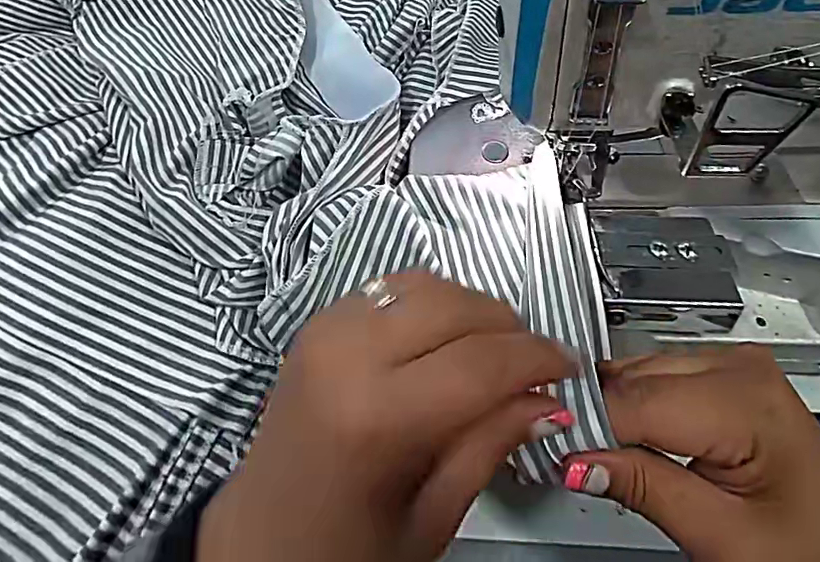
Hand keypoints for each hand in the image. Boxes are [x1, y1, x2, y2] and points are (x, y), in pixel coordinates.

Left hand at [198, 270, 576, 561]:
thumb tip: (547, 400)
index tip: (566, 366)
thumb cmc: (341, 553)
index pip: (481, 362)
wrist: (253, 545)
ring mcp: (327, 328)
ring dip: (472, 308)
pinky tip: (445, 336)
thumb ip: (490, 444)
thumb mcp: (429, 518)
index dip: (536, 358)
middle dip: (509, 328)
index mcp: (374, 416)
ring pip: (428, 284)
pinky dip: (432, 301)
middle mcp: (347, 354)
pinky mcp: (319, 321)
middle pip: (457, 307)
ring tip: (493, 349)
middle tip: (534, 362)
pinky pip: (393, 288)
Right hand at [562, 346, 819, 561]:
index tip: (549, 444)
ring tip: (582, 441)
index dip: (588, 425)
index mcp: (744, 397)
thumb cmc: (817, 557)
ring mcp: (737, 365)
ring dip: (612, 404)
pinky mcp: (731, 375)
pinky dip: (637, 401)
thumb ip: (647, 487)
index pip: (638, 400)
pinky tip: (619, 427)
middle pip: (639, 377)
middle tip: (558, 448)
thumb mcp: (725, 538)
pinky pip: (665, 376)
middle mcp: (740, 365)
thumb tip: (580, 457)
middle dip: (596, 412)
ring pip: (645, 371)